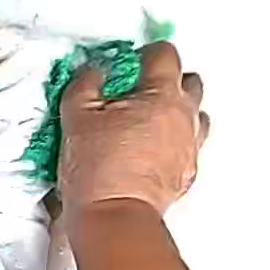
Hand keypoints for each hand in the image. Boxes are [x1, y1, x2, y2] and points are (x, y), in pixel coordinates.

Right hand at [58, 41, 208, 220]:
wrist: (112, 215)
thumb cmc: (97, 167)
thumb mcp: (75, 119)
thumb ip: (84, 86)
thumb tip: (92, 72)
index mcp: (161, 94)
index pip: (163, 54)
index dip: (144, 54)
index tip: (127, 65)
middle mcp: (185, 115)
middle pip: (189, 82)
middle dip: (166, 82)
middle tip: (137, 96)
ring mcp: (190, 145)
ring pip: (193, 115)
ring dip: (174, 115)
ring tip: (145, 127)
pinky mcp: (186, 173)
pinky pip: (186, 148)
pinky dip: (170, 146)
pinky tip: (147, 156)